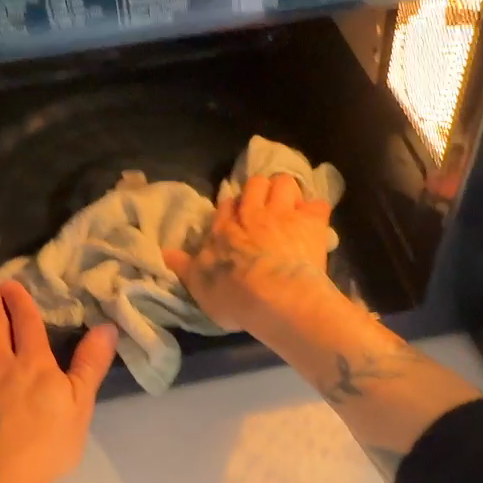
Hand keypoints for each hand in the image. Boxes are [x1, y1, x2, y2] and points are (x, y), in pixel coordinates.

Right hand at [165, 173, 339, 332]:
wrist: (276, 298)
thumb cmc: (234, 296)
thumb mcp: (199, 286)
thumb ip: (185, 267)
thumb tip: (165, 253)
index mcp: (224, 228)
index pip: (227, 205)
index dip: (233, 208)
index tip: (236, 216)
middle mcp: (253, 214)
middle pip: (256, 185)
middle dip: (260, 191)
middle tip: (265, 207)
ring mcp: (284, 214)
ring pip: (284, 183)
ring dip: (287, 192)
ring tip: (290, 207)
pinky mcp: (311, 223)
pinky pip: (318, 204)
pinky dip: (316, 210)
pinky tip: (315, 221)